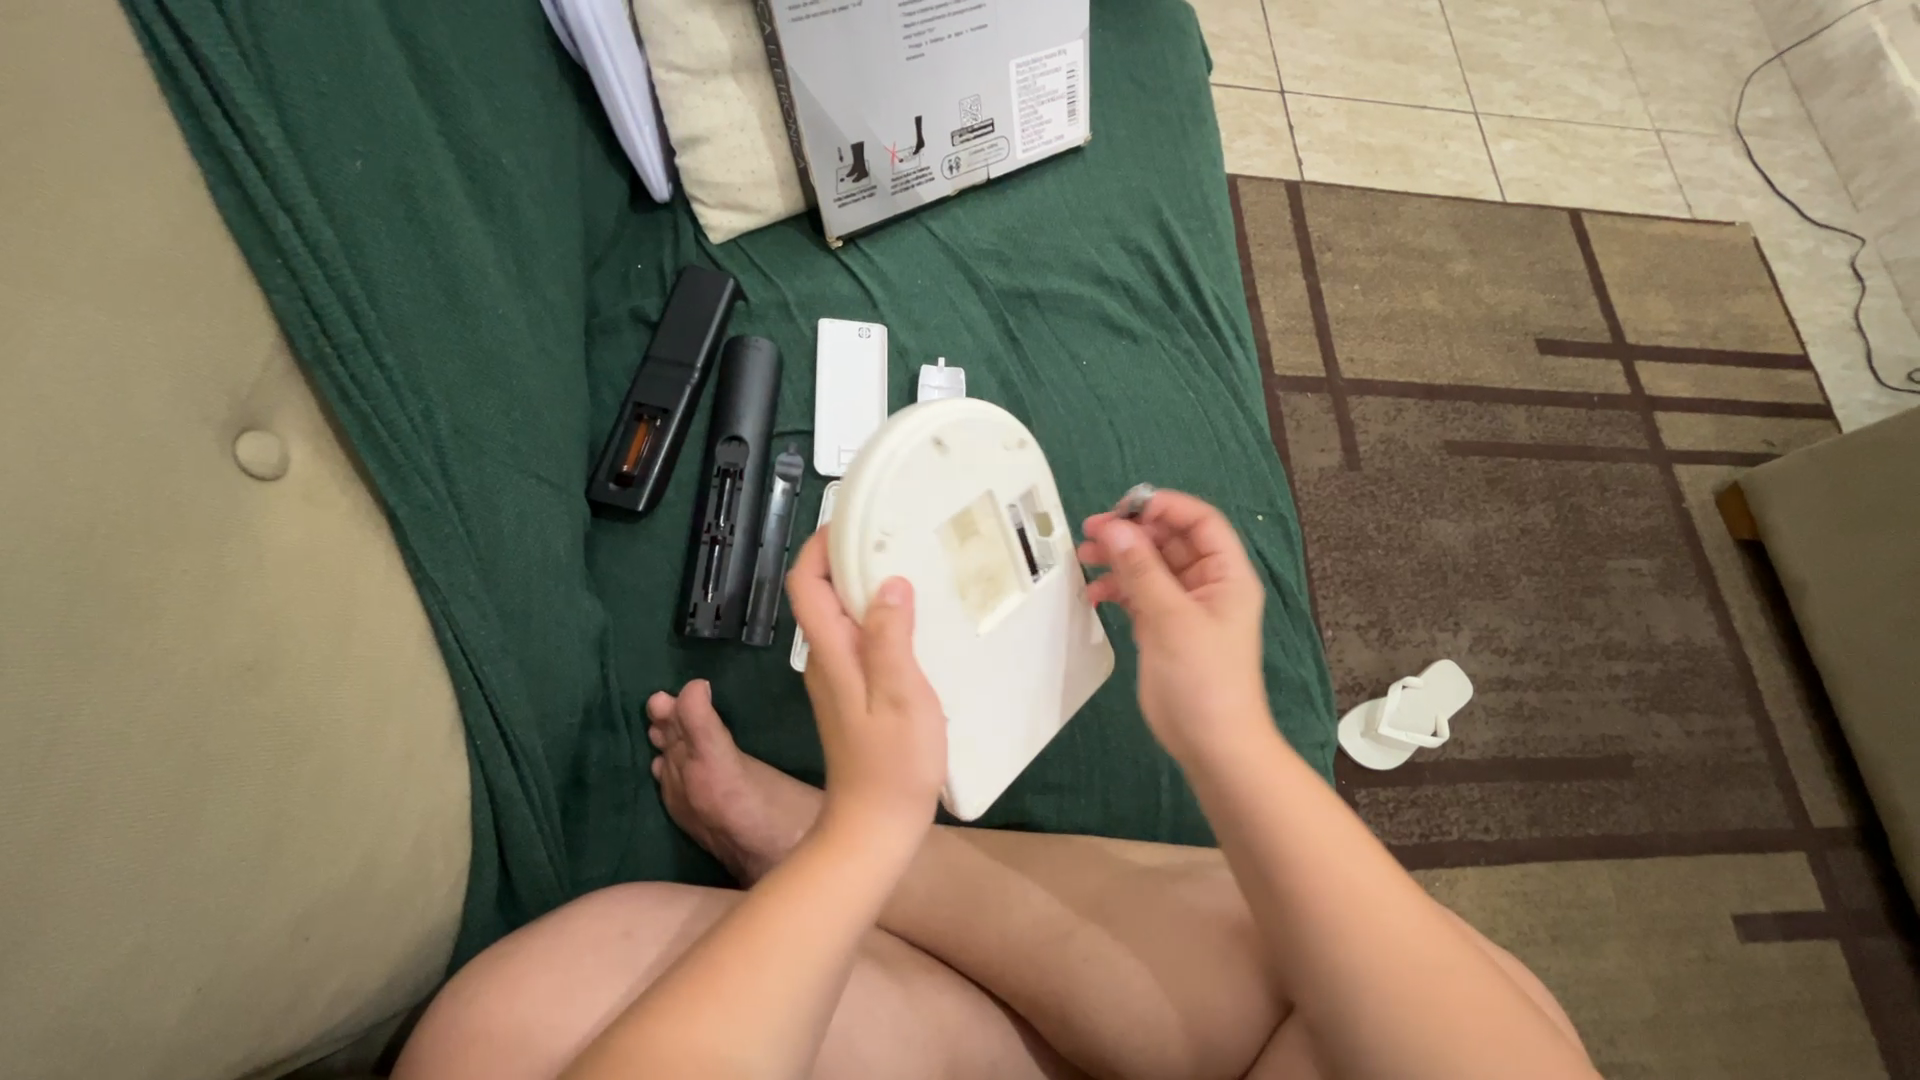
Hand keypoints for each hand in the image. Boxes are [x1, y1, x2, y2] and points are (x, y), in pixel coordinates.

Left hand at [785, 527, 947, 831]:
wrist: (876, 825)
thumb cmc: (893, 763)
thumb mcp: (901, 696)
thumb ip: (891, 638)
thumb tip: (888, 582)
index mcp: (830, 654)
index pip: (805, 584)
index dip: (821, 546)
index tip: (855, 521)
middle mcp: (824, 660)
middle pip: (822, 595)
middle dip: (850, 559)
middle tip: (897, 539)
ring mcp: (837, 679)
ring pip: (843, 618)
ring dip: (867, 589)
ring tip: (912, 571)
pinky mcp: (853, 694)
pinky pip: (860, 641)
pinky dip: (880, 620)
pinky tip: (915, 622)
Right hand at [1079, 489, 1271, 763]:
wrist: (1212, 743)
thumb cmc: (1204, 679)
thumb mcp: (1172, 619)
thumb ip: (1142, 570)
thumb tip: (1114, 528)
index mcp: (1226, 575)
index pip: (1199, 522)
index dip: (1164, 507)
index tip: (1122, 509)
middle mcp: (1207, 584)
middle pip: (1169, 541)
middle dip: (1131, 533)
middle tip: (1091, 532)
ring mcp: (1183, 607)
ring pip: (1149, 567)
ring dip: (1118, 559)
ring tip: (1084, 557)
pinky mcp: (1163, 628)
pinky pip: (1138, 594)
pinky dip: (1116, 589)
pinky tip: (1094, 594)